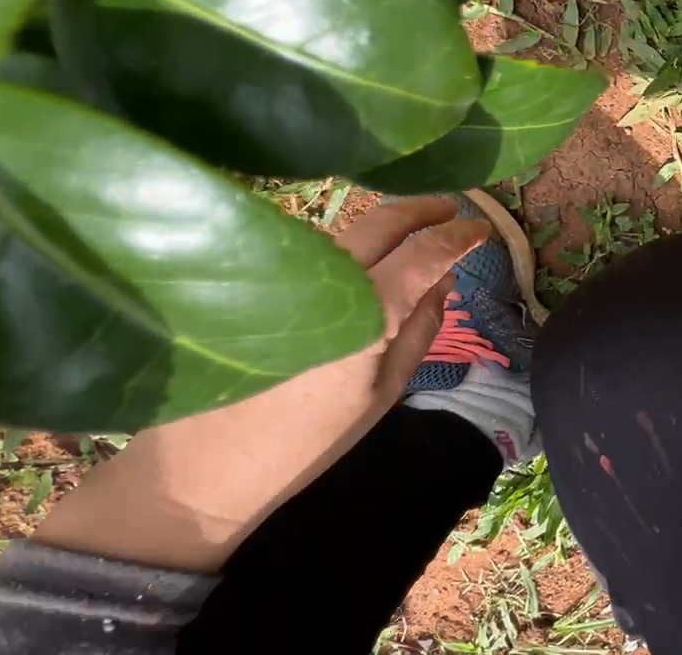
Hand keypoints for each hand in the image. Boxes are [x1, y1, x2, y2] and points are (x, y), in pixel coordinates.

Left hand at [35, 198, 488, 571]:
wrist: (198, 474)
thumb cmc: (311, 440)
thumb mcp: (388, 389)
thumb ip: (421, 326)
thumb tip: (444, 280)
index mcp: (367, 315)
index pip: (425, 253)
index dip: (460, 234)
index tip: (483, 228)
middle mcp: (324, 286)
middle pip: (382, 223)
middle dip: (425, 209)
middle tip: (453, 208)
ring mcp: (285, 283)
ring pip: (346, 232)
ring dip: (386, 224)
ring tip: (414, 230)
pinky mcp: (254, 290)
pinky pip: (315, 251)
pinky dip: (351, 245)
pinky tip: (364, 256)